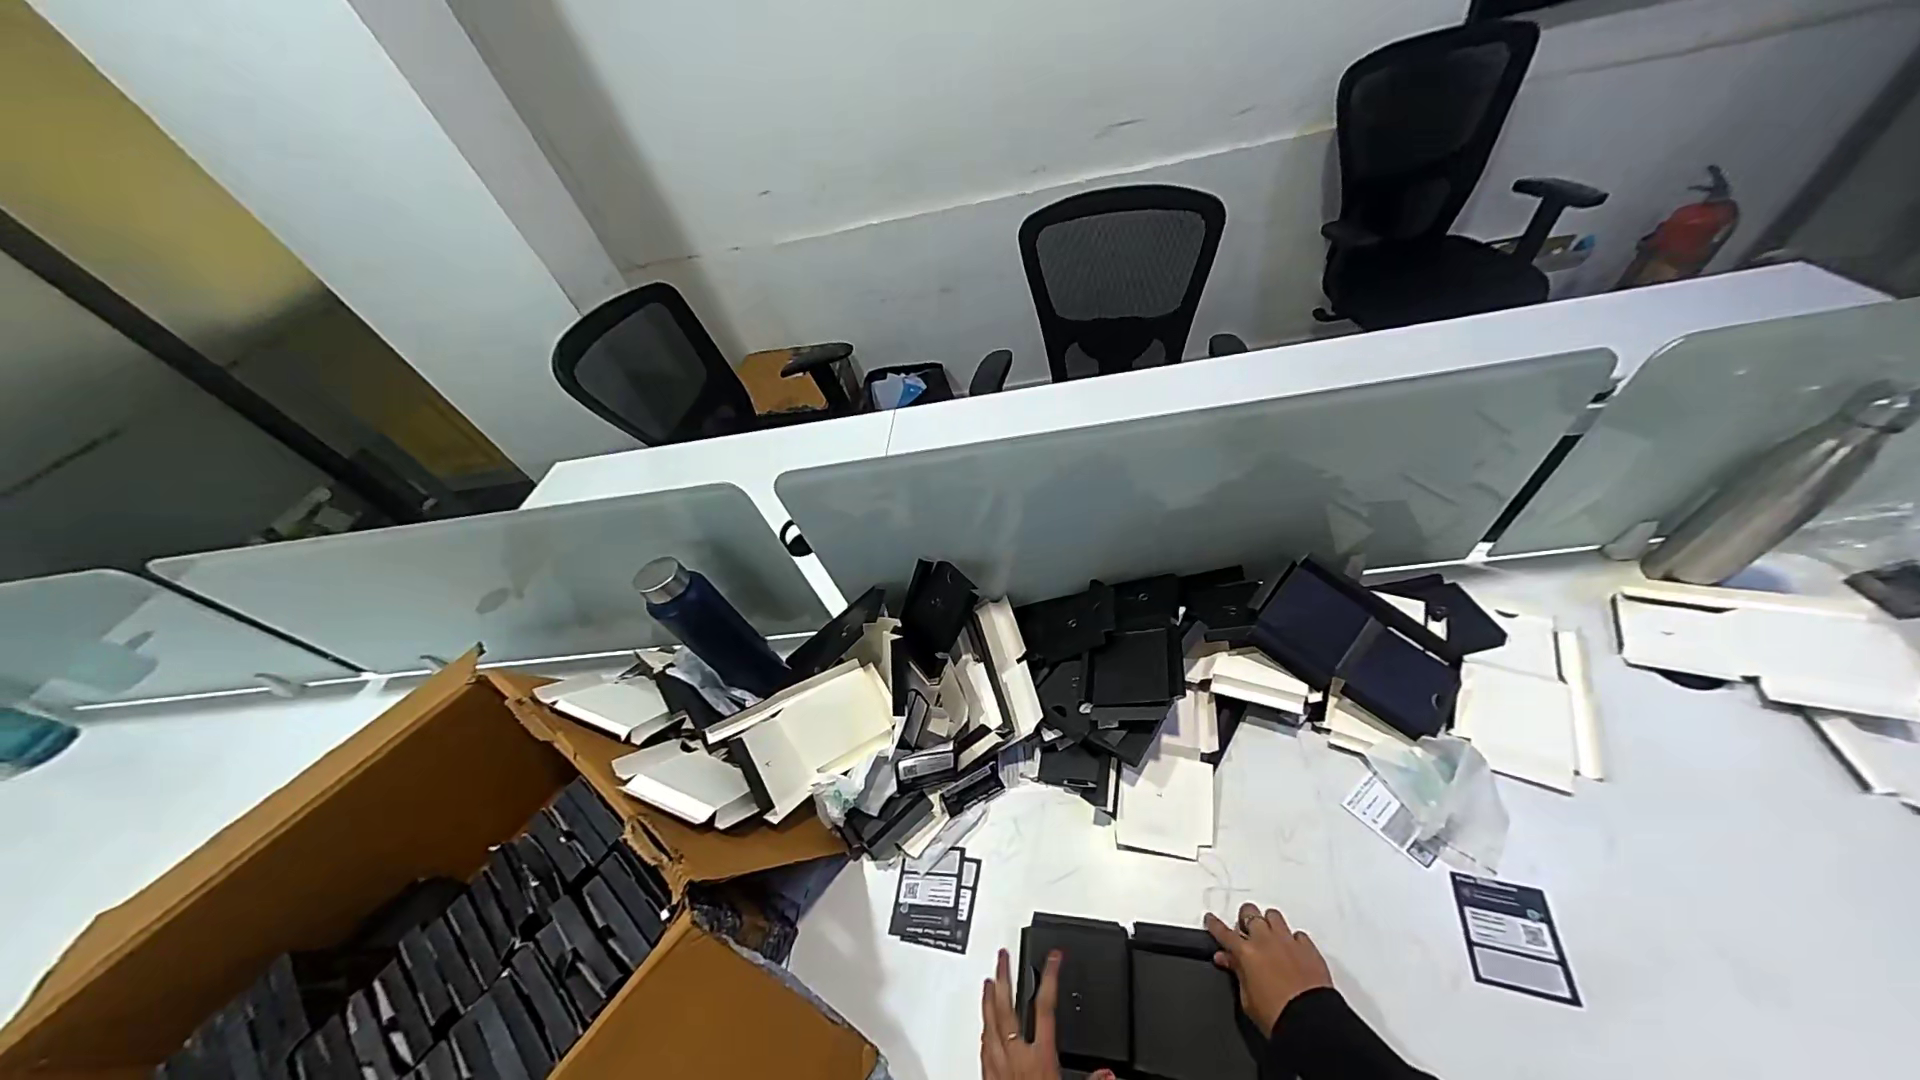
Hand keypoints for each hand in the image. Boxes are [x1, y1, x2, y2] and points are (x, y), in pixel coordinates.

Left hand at [981, 947, 1115, 1079]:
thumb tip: (1108, 1074)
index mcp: (1040, 1058)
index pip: (1046, 1007)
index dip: (1050, 978)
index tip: (1053, 958)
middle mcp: (1016, 1058)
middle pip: (1007, 1006)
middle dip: (1004, 977)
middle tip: (1003, 956)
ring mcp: (998, 1067)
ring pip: (990, 1022)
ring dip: (989, 998)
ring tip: (989, 979)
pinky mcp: (987, 1078)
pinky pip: (983, 1046)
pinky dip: (984, 1028)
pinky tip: (983, 1023)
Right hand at [1205, 902, 1333, 1037]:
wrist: (1312, 1026)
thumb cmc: (1278, 1017)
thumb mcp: (1248, 1000)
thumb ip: (1237, 973)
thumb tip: (1226, 960)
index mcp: (1245, 952)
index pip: (1223, 932)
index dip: (1214, 924)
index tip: (1211, 920)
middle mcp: (1265, 940)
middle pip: (1249, 912)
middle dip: (1245, 919)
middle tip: (1246, 931)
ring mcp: (1288, 942)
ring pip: (1273, 916)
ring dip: (1269, 924)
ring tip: (1270, 936)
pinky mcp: (1309, 949)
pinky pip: (1298, 934)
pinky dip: (1293, 940)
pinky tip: (1293, 950)